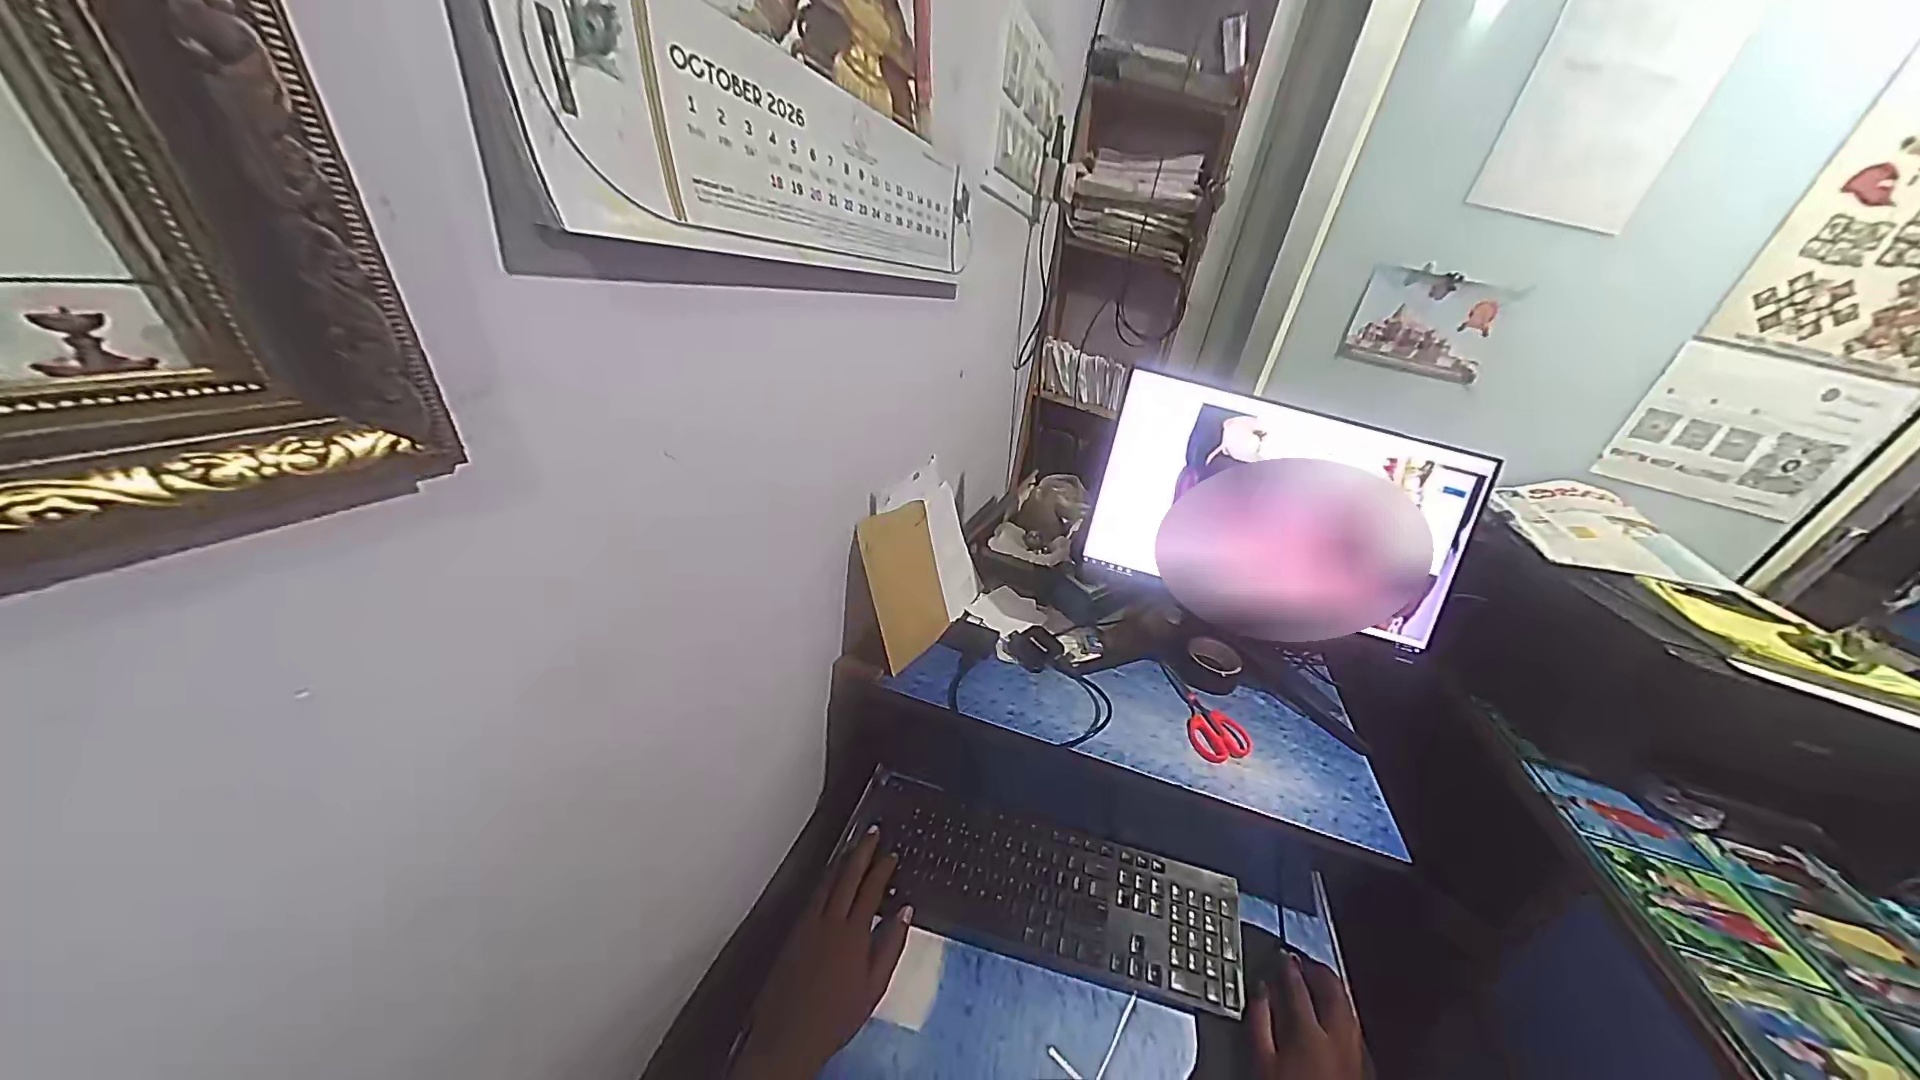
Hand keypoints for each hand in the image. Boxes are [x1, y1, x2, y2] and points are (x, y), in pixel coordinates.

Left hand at [731, 827, 912, 1079]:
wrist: (789, 1036)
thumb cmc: (836, 1016)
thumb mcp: (875, 986)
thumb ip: (891, 944)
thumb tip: (904, 912)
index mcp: (854, 933)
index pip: (871, 889)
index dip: (882, 868)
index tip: (891, 854)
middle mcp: (830, 921)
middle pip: (848, 876)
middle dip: (862, 850)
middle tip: (872, 832)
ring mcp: (809, 923)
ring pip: (828, 881)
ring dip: (842, 860)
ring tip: (853, 845)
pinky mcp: (794, 930)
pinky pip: (813, 894)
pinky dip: (825, 878)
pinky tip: (830, 875)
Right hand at [1248, 954, 1363, 1079]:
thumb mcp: (1262, 1063)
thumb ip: (1260, 1021)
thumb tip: (1260, 991)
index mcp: (1308, 1032)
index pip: (1296, 984)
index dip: (1286, 965)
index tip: (1279, 956)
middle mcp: (1337, 1037)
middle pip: (1331, 988)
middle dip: (1315, 969)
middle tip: (1300, 960)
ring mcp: (1354, 1051)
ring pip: (1348, 1004)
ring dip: (1332, 985)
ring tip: (1317, 978)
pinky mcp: (1363, 1065)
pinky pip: (1354, 1022)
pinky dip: (1342, 1006)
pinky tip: (1331, 1008)